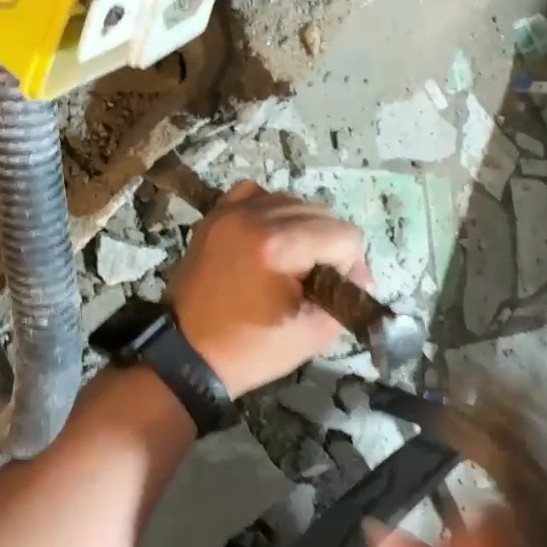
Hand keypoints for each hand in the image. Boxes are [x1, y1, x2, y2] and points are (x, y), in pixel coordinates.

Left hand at [167, 180, 369, 397]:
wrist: (187, 350)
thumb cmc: (250, 348)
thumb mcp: (312, 333)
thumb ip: (345, 296)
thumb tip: (359, 275)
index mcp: (277, 245)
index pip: (344, 234)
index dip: (351, 265)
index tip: (337, 289)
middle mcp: (253, 217)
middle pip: (320, 211)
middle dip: (329, 245)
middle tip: (319, 280)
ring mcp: (229, 212)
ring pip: (290, 200)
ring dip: (302, 227)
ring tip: (293, 262)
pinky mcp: (214, 216)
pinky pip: (255, 195)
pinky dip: (269, 211)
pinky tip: (270, 238)